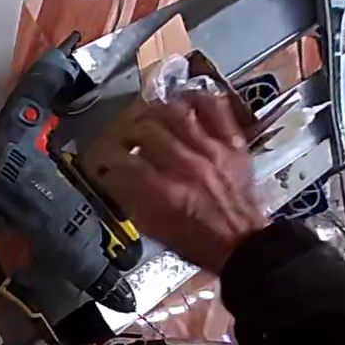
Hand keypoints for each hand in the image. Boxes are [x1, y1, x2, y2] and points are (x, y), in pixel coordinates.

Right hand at [94, 92, 268, 272]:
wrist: (242, 245)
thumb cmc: (197, 241)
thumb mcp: (155, 228)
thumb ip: (132, 199)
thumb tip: (113, 176)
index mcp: (166, 192)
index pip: (125, 161)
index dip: (107, 158)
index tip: (103, 159)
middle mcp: (187, 166)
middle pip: (146, 130)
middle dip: (126, 132)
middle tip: (122, 138)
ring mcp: (212, 150)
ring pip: (175, 113)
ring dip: (154, 112)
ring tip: (147, 118)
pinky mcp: (232, 143)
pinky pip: (214, 107)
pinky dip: (196, 98)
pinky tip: (183, 102)